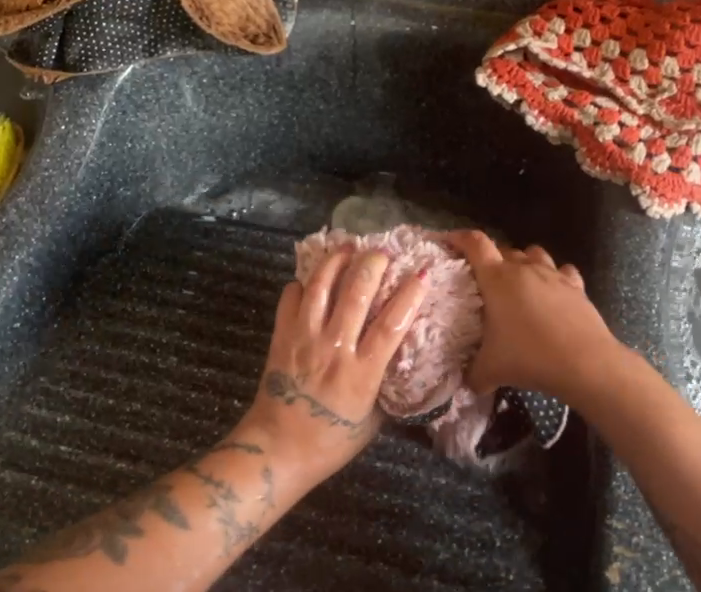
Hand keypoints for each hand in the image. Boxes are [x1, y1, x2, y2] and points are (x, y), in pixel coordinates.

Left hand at [236, 249, 427, 488]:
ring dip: (337, 261)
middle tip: (382, 253)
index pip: (391, 324)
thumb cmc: (331, 441)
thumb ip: (385, 385)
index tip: (423, 273)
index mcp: (362, 372)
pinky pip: (291, 297)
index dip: (410, 295)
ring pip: (322, 285)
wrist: (277, 452)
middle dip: (373, 264)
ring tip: (348, 248)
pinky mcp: (281, 336)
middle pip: (357, 292)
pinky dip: (302, 284)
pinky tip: (311, 281)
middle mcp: (334, 348)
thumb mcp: (372, 420)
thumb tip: (399, 358)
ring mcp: (304, 339)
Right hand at [449, 231, 625, 406]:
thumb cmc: (530, 356)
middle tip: (484, 280)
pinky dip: (556, 277)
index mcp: (497, 278)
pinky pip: (563, 271)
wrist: (584, 363)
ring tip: (519, 283)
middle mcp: (524, 268)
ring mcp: (553, 274)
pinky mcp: (576, 286)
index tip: (449, 240)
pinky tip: (554, 293)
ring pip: (534, 253)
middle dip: (491, 259)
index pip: (475, 244)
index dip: (459, 238)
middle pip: (503, 249)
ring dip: (524, 262)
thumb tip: (466, 383)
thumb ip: (473, 374)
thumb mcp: (491, 370)